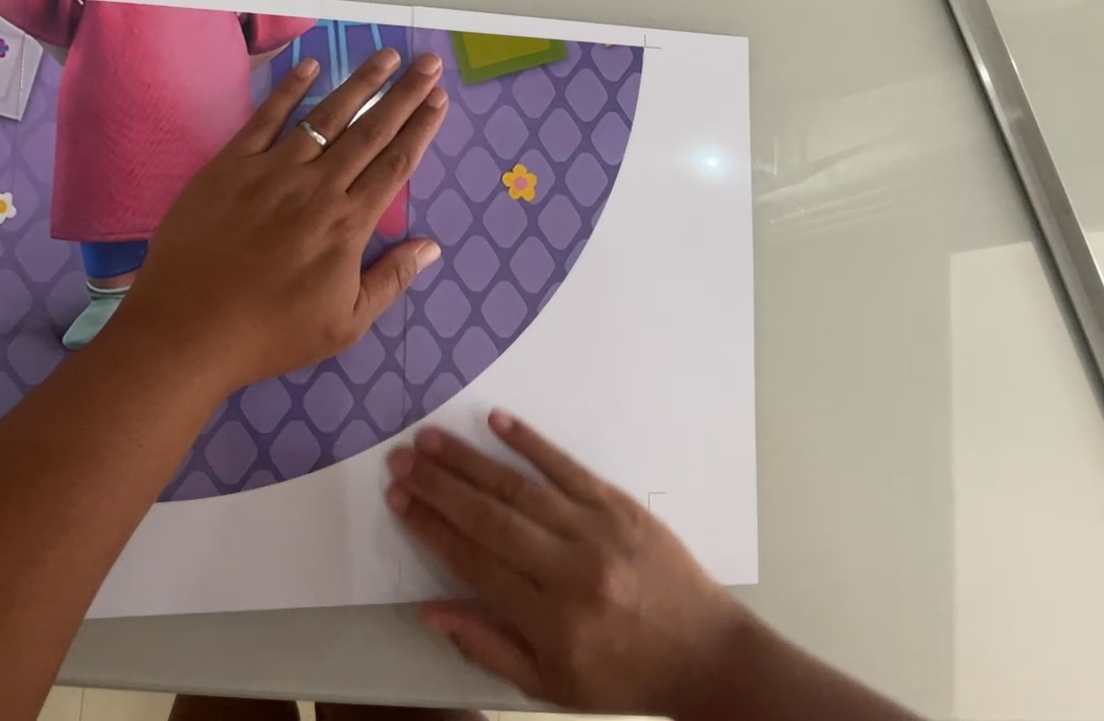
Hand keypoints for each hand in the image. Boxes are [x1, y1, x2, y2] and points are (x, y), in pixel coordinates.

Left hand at [104, 49, 446, 392]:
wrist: (189, 329)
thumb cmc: (272, 333)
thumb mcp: (346, 323)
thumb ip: (390, 279)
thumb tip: (431, 246)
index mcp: (348, 223)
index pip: (395, 164)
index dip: (421, 128)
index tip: (438, 99)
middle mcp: (317, 186)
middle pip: (370, 131)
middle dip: (403, 94)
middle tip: (427, 62)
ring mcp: (272, 171)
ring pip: (325, 117)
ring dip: (359, 83)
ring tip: (386, 56)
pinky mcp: (230, 166)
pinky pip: (265, 119)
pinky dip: (289, 90)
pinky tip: (310, 67)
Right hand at [387, 411, 747, 715]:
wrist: (706, 654)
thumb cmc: (621, 673)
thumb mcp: (549, 683)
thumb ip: (484, 645)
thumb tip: (426, 611)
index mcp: (550, 620)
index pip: (473, 562)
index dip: (430, 528)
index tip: (397, 498)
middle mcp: (569, 570)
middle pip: (489, 518)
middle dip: (438, 486)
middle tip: (400, 459)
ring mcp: (596, 531)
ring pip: (518, 488)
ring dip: (469, 460)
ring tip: (429, 439)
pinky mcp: (619, 505)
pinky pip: (567, 467)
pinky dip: (531, 442)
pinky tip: (497, 421)